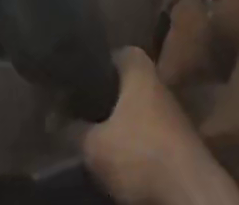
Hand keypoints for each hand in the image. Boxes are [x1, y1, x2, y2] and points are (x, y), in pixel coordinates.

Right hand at [79, 48, 233, 204]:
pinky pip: (145, 128)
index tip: (76, 81)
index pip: (115, 52)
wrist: (187, 187)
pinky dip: (130, 136)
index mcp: (139, 68)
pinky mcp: (175, 136)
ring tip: (91, 133)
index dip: (94, 64)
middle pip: (124, 81)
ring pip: (134, 106)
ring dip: (116, 119)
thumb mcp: (94, 145)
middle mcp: (157, 80)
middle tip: (78, 111)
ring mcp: (169, 108)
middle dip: (103, 95)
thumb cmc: (138, 152)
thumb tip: (52, 118)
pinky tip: (114, 152)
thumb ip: (72, 130)